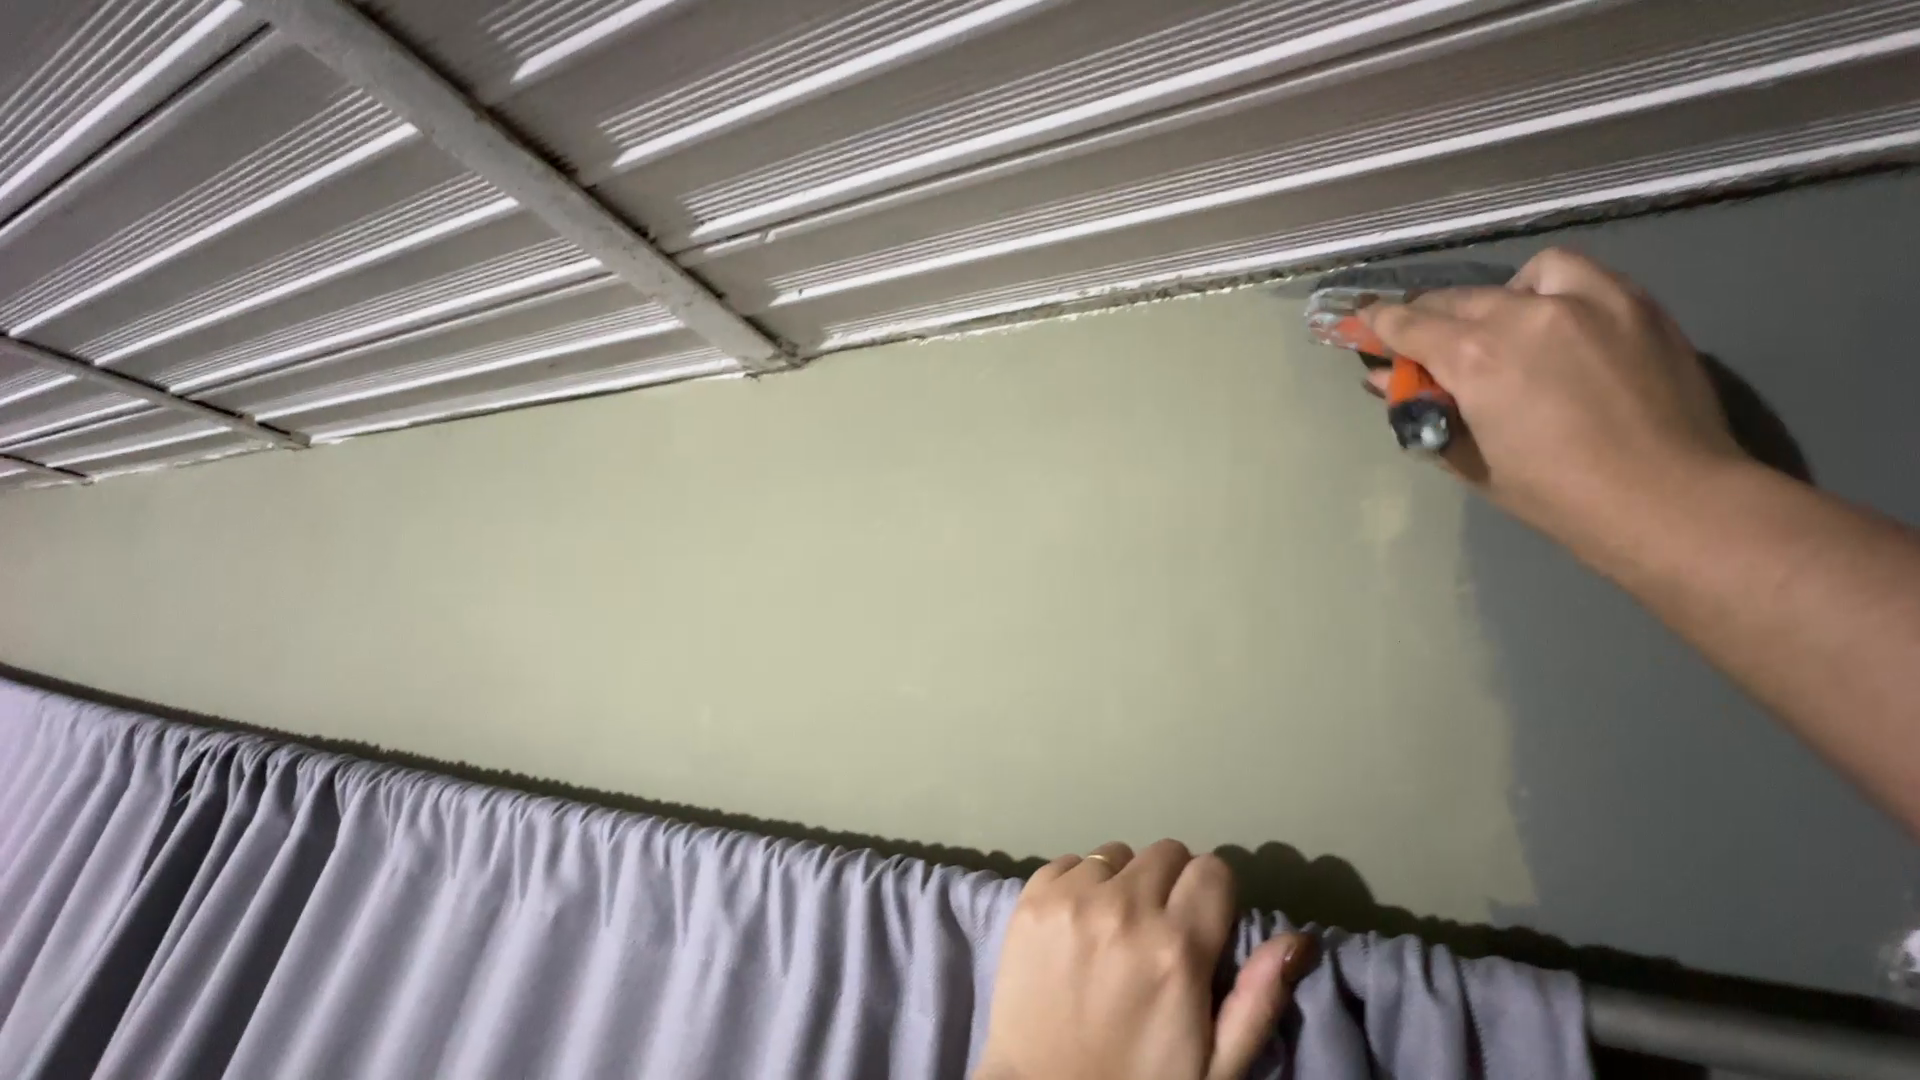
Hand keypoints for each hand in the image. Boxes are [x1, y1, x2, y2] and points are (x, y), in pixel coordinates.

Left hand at [975, 840, 1309, 1079]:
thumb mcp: (1214, 1066)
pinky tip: (1077, 924)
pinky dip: (1079, 884)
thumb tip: (1300, 939)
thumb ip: (1258, 998)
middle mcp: (1125, 909)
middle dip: (1172, 884)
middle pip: (1166, 852)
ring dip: (1123, 882)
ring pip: (1116, 854)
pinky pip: (1069, 862)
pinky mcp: (1031, 899)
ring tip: (1115, 928)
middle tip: (1159, 928)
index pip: (1213, 870)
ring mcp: (1072, 899)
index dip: (1213, 895)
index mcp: (1178, 948)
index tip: (1202, 923)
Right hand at [1361, 248, 1745, 544]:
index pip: (1407, 324)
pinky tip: (1555, 324)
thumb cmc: (1552, 493)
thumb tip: (1386, 380)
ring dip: (1493, 298)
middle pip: (1455, 299)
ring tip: (1500, 327)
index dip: (1378, 323)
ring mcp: (1585, 301)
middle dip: (1428, 316)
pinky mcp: (1633, 302)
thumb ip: (1423, 409)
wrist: (1665, 497)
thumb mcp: (1468, 457)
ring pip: (1517, 277)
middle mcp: (1523, 315)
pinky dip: (1549, 290)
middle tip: (1423, 339)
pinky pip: (1576, 275)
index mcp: (1474, 357)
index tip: (1363, 322)